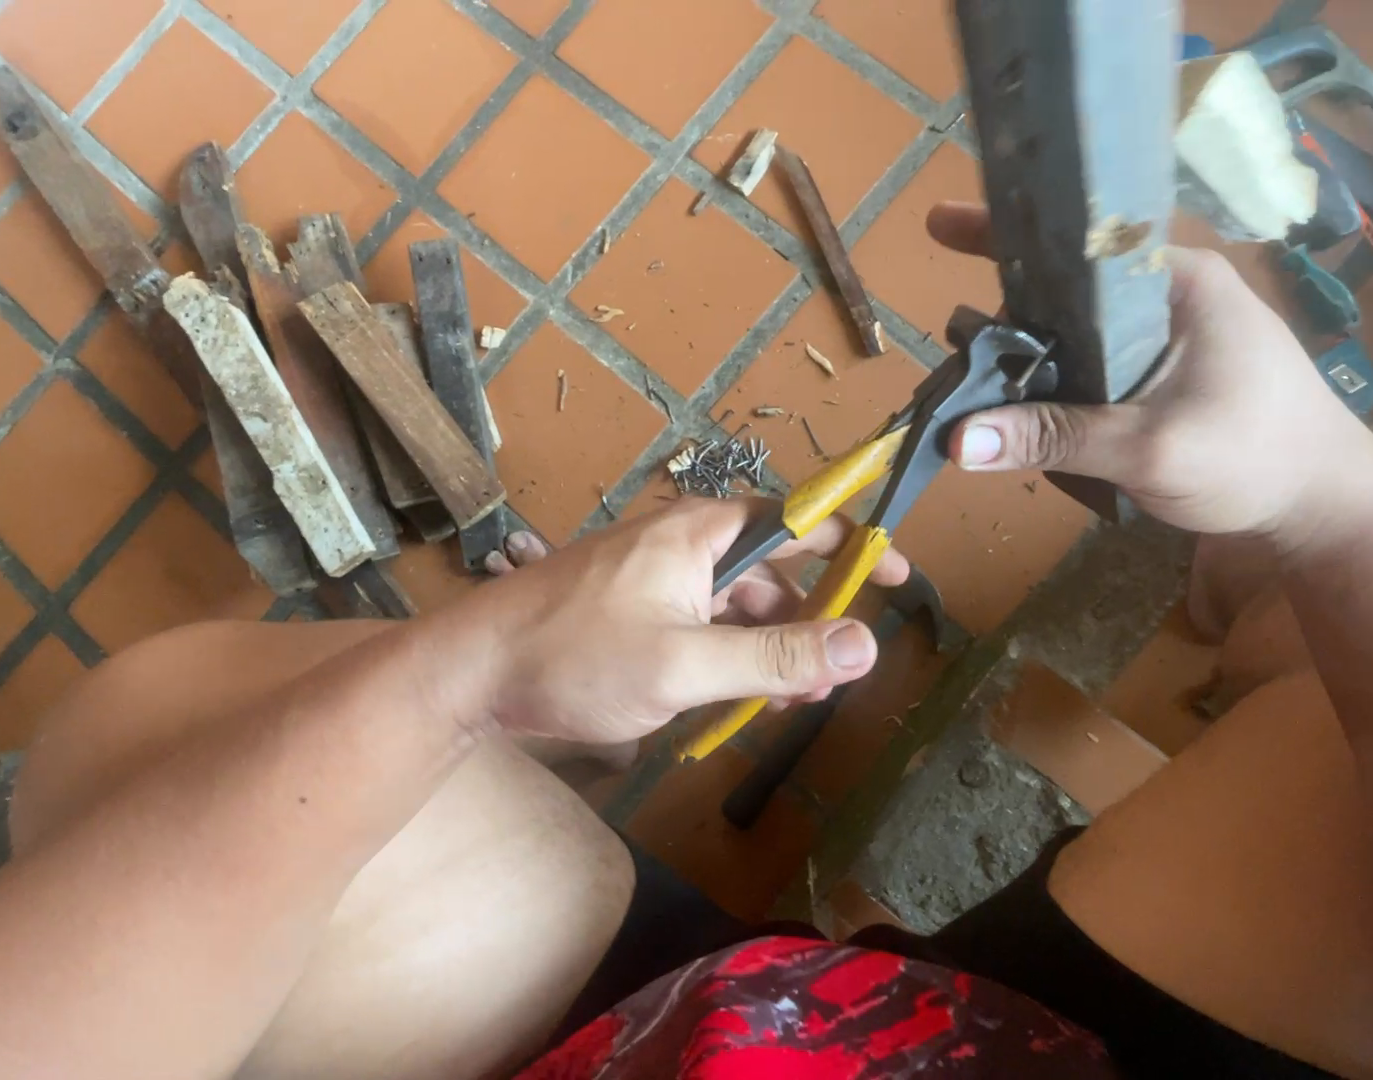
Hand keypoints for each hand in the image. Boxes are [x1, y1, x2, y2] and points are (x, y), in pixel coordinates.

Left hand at [454, 499, 910, 744]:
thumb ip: (775, 656)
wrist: (473, 671)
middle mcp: (687, 542)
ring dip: (770, 648)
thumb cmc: (575, 656)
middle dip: (810, 620)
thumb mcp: (684, 664)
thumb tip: (865, 644)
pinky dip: (731, 656)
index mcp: (703, 531)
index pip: (801, 520)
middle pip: (774, 570)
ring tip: (788, 700)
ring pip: (740, 605)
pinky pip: (705, 624)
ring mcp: (661, 576)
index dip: (856, 545)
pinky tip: (739, 697)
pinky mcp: (641, 607)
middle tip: (833, 675)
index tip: (899, 577)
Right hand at [926, 203, 1372, 542]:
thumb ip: (1055, 439)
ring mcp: (1156, 337)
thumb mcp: (1149, 449)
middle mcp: (1161, 296)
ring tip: (966, 388)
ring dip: (1017, 358)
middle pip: (1059, 290)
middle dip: (1000, 315)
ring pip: (1064, 334)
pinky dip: (1042, 384)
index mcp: (1174, 282)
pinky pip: (1079, 368)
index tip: (939, 225)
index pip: (1077, 242)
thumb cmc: (1256, 460)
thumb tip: (956, 440)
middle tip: (949, 351)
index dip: (1007, 235)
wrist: (1323, 508)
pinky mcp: (1149, 376)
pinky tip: (1013, 409)